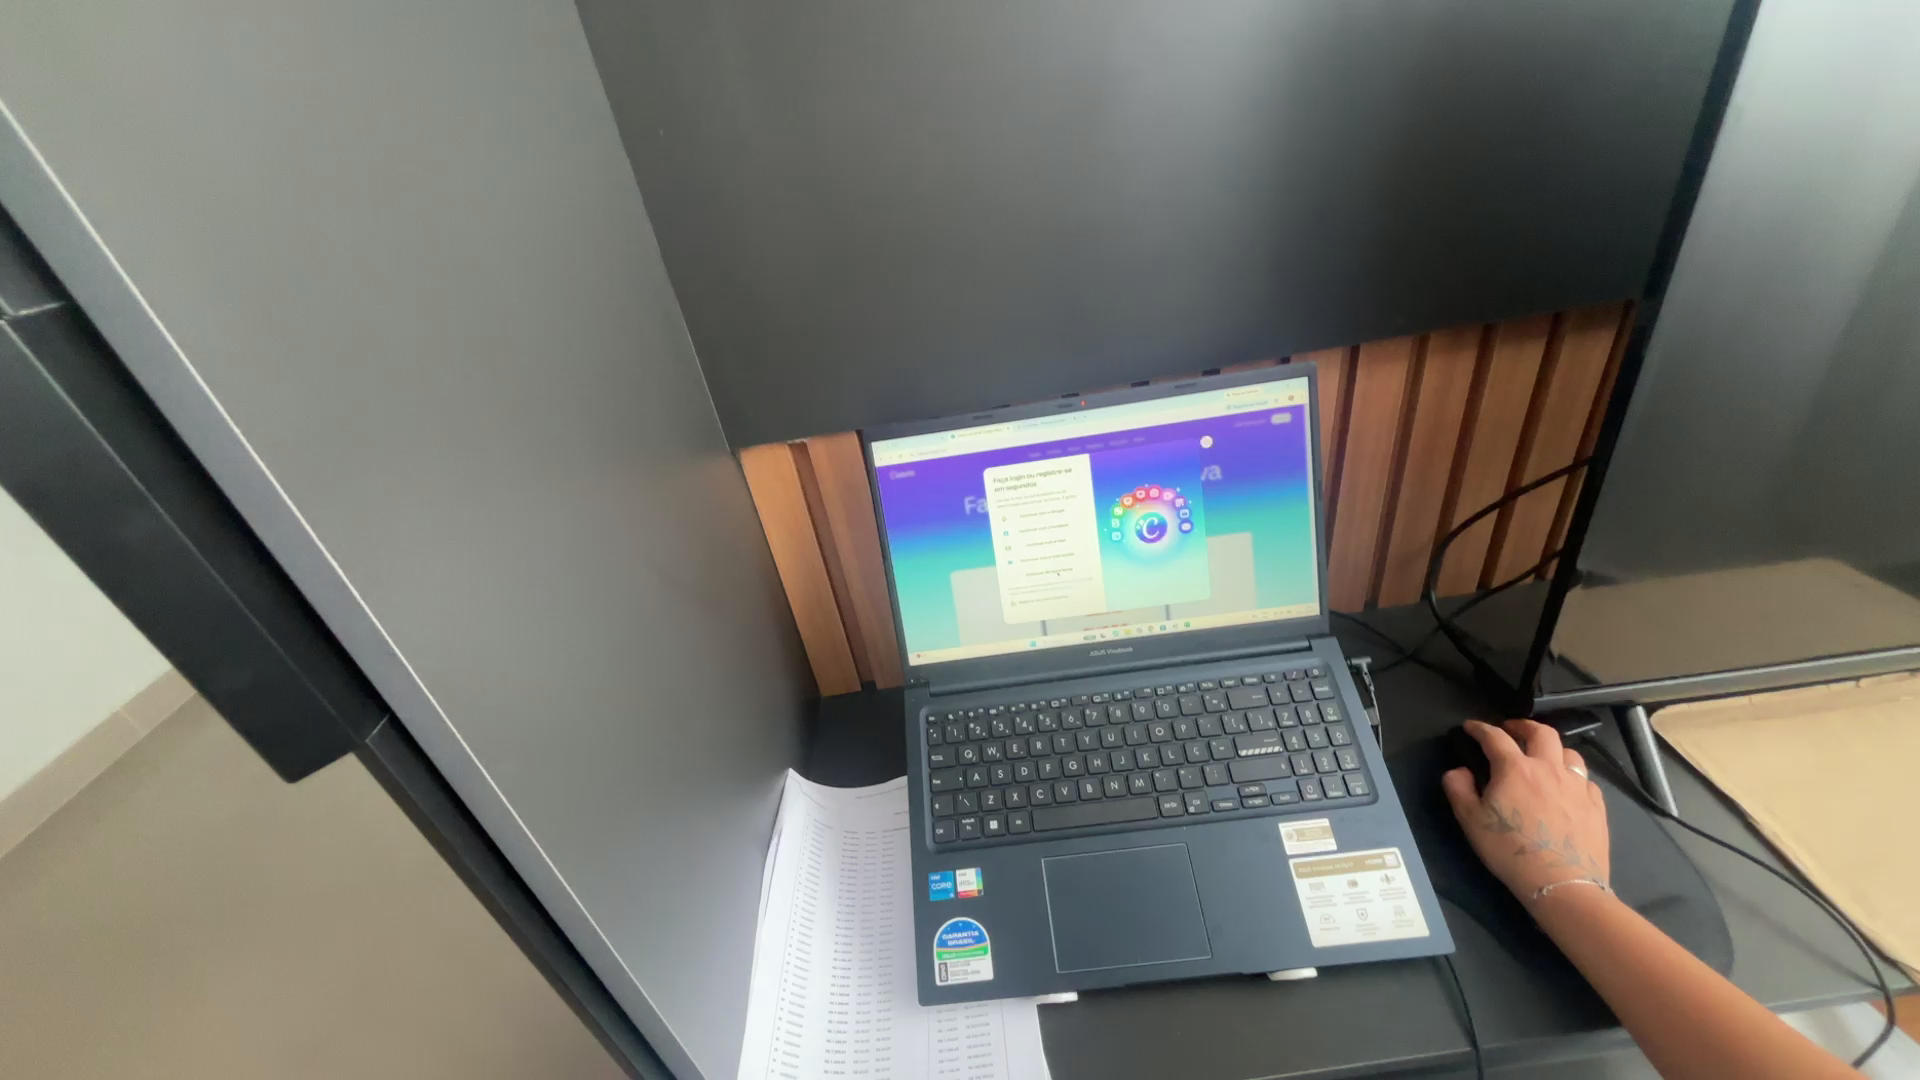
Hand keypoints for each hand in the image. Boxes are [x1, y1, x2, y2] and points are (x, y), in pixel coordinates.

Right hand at [1442, 719, 1610, 904]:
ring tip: (1542, 757)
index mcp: (1515, 769)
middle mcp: (1549, 770)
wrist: (1562, 884)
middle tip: (1511, 729)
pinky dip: (1572, 776)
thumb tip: (1460, 770)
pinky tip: (1565, 787)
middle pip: (1542, 732)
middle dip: (1522, 725)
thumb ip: (1457, 787)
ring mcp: (1578, 787)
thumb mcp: (1469, 819)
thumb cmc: (1509, 849)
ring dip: (1552, 749)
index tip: (1470, 727)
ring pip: (1569, 753)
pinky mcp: (1597, 807)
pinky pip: (1586, 780)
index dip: (1479, 728)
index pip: (1494, 736)